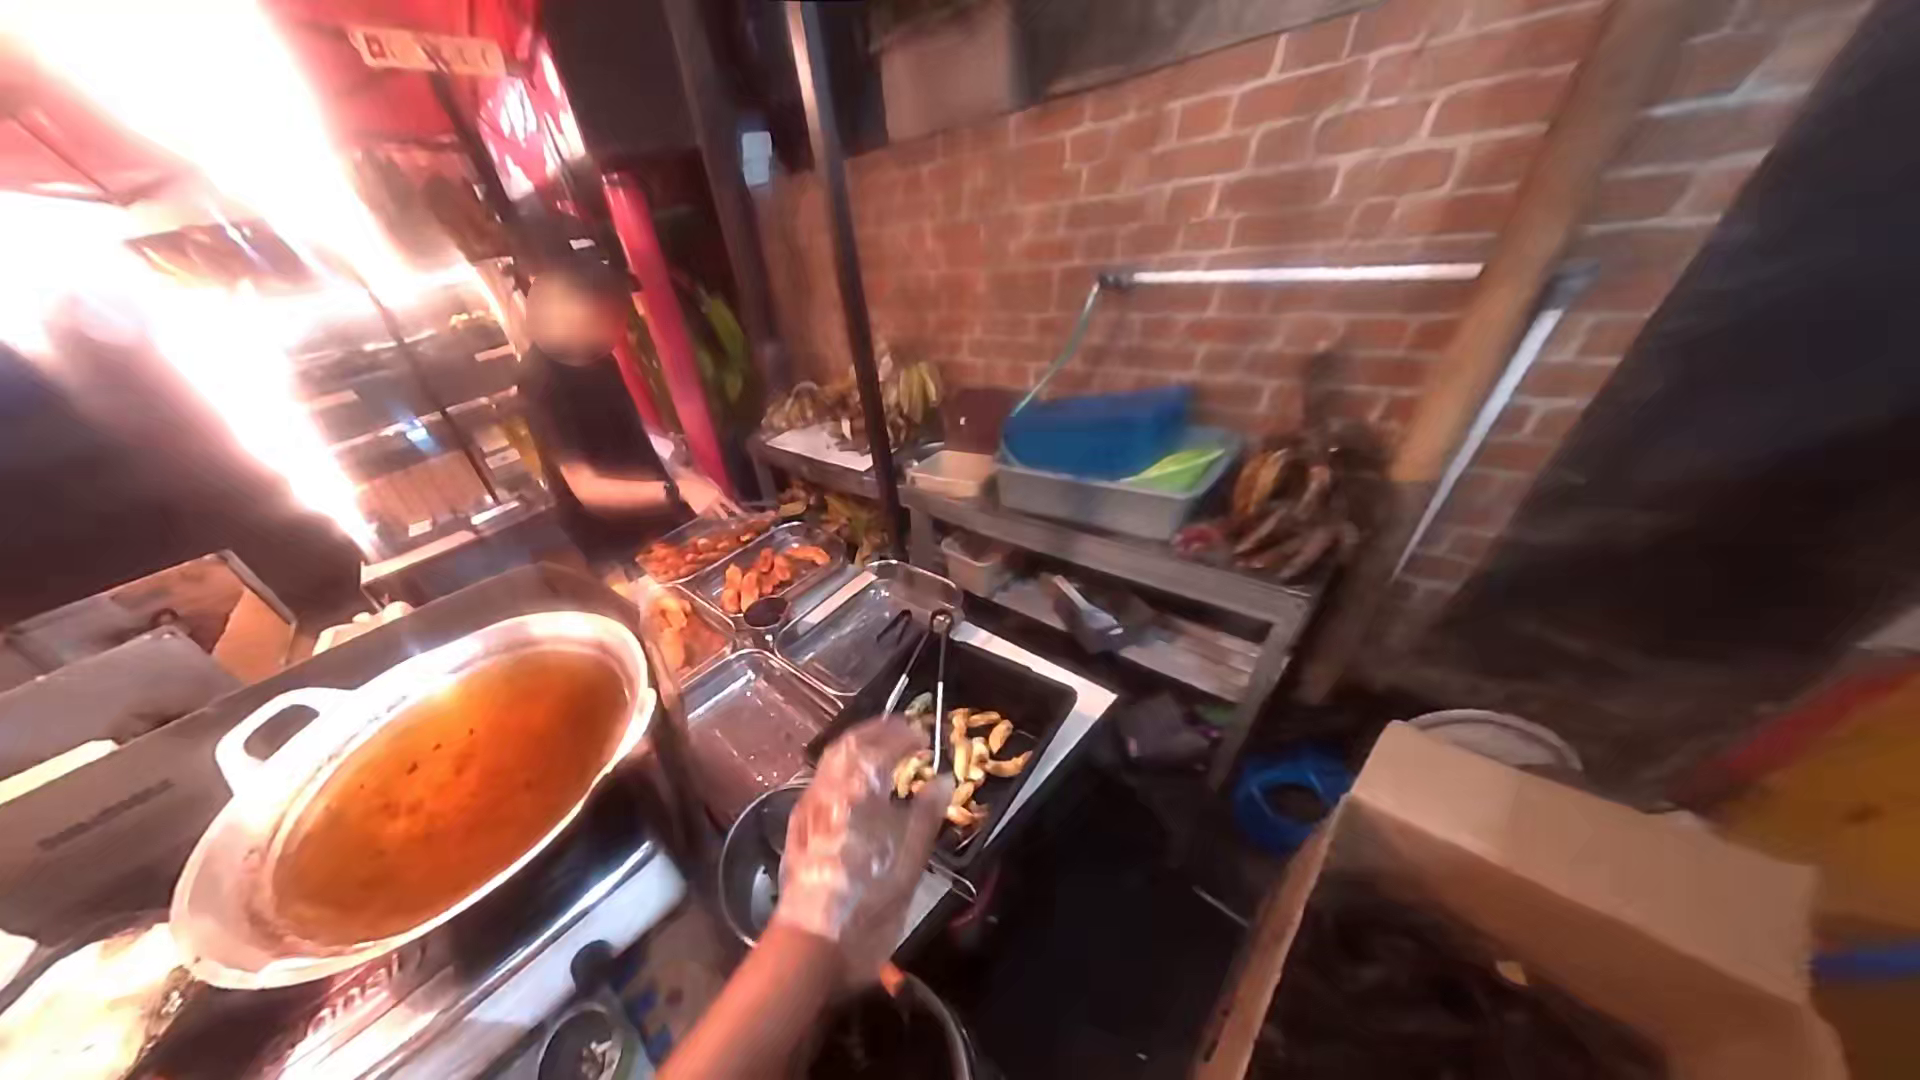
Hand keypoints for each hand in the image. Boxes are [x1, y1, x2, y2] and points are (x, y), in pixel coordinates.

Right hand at [676, 472, 741, 518]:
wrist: (682, 483)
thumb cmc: (696, 480)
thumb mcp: (711, 484)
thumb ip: (718, 491)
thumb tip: (724, 498)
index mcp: (718, 494)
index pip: (730, 504)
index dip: (737, 511)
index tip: (743, 515)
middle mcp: (713, 502)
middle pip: (723, 514)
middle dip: (727, 518)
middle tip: (731, 522)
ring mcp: (705, 507)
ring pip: (714, 517)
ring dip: (716, 518)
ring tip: (719, 521)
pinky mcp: (697, 511)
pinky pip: (705, 517)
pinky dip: (707, 517)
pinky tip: (708, 517)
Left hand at [774, 718, 950, 984]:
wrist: (811, 945)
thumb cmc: (867, 902)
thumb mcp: (909, 861)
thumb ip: (926, 814)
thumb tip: (944, 779)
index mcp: (859, 793)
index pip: (883, 746)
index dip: (905, 735)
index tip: (924, 735)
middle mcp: (829, 789)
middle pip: (851, 742)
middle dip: (878, 729)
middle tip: (903, 727)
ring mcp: (808, 805)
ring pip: (832, 758)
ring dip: (859, 743)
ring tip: (882, 746)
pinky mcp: (798, 824)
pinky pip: (822, 778)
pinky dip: (843, 766)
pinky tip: (855, 781)